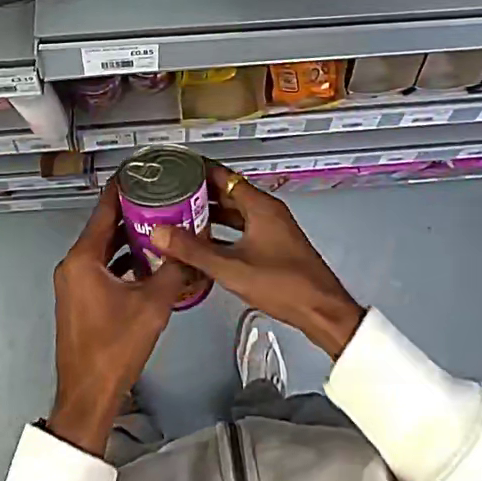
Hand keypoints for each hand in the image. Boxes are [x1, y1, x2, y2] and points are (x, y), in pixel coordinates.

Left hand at [47, 184, 192, 456]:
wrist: (89, 396)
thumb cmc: (115, 347)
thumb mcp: (153, 304)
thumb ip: (173, 271)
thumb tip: (190, 249)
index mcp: (83, 258)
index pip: (103, 210)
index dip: (121, 188)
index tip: (138, 171)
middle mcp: (73, 264)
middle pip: (103, 227)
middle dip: (131, 212)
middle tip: (158, 197)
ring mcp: (74, 282)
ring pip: (103, 248)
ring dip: (128, 237)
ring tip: (158, 225)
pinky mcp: (79, 298)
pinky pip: (101, 266)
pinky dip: (121, 259)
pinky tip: (147, 262)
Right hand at [150, 163, 365, 358]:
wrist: (321, 311)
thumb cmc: (282, 284)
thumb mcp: (231, 268)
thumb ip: (194, 251)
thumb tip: (160, 233)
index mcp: (260, 206)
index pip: (224, 175)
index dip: (199, 170)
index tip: (176, 169)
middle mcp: (267, 210)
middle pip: (229, 192)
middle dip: (201, 193)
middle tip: (172, 195)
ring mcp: (272, 228)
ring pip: (236, 212)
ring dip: (212, 213)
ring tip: (182, 217)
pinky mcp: (274, 245)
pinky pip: (243, 227)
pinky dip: (224, 230)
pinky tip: (206, 243)